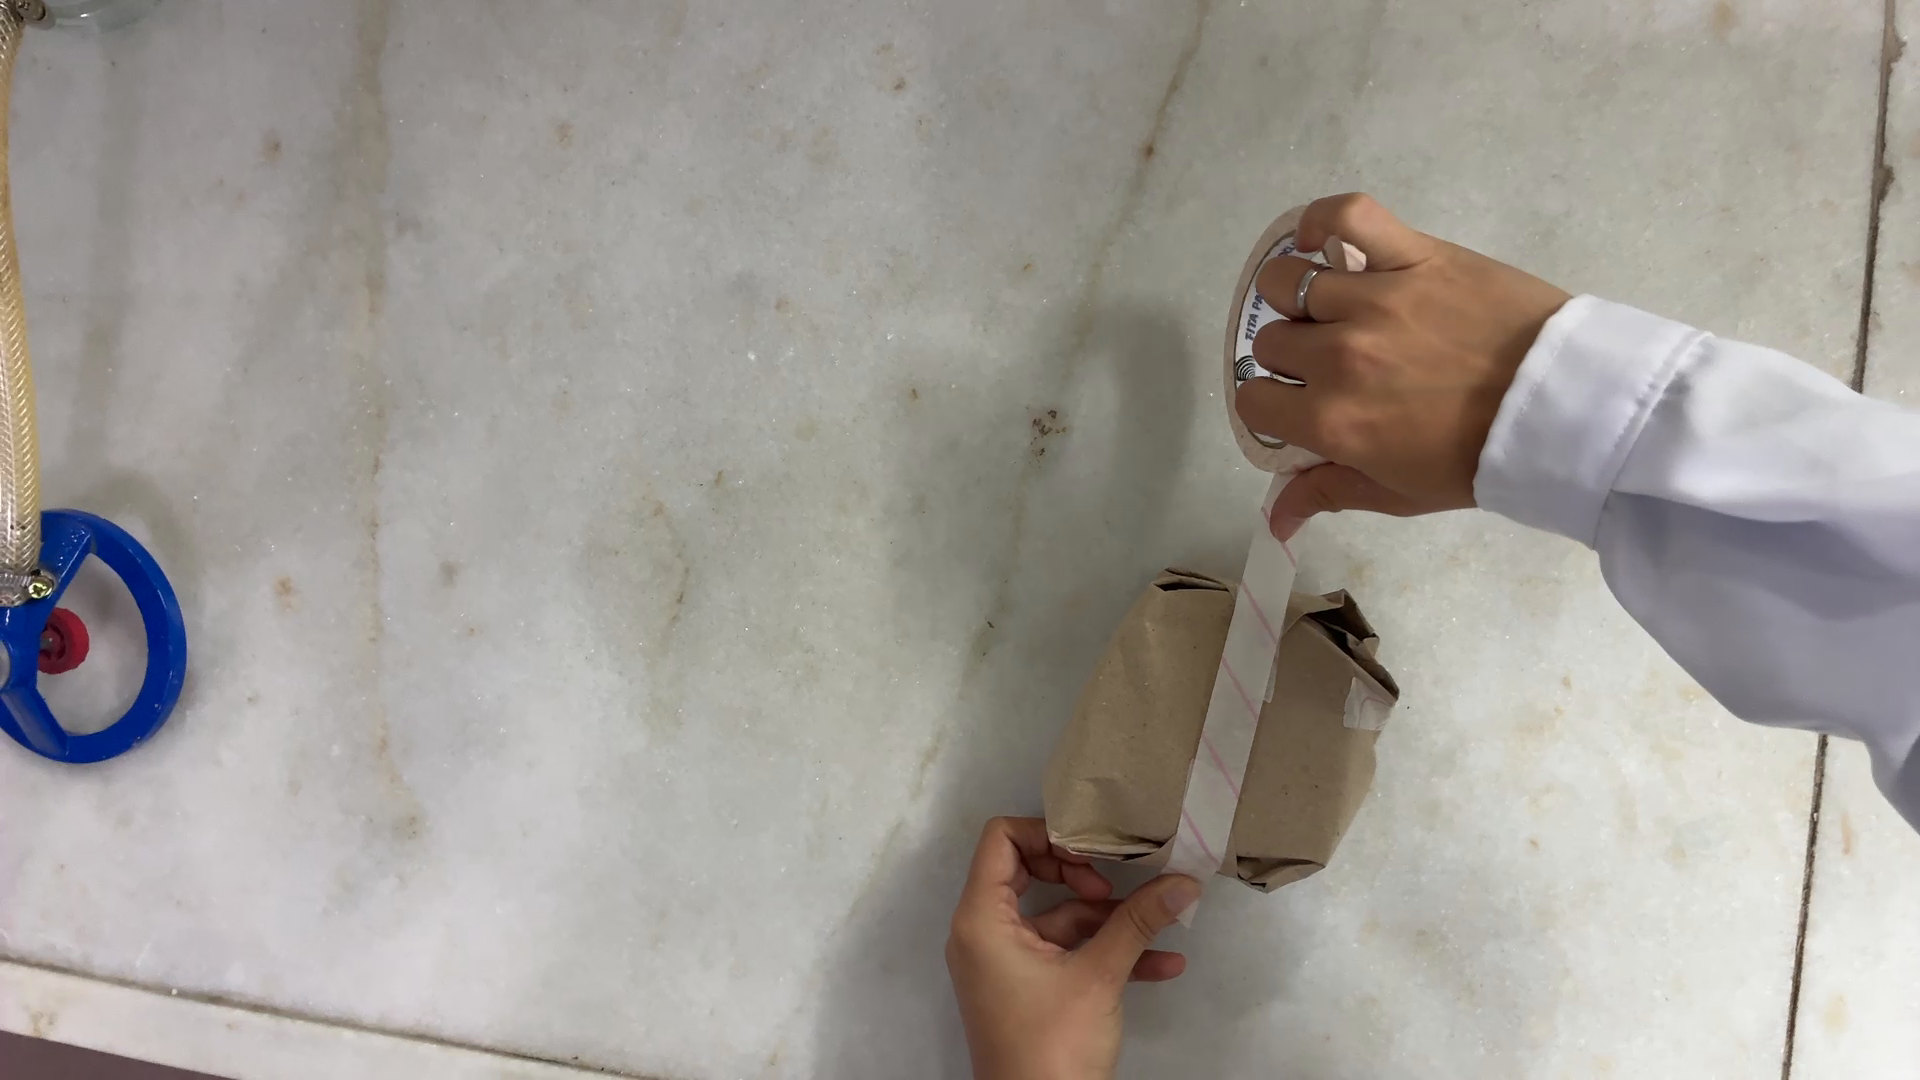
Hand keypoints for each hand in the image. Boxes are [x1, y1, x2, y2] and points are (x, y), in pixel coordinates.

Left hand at [945, 817, 1199, 1079]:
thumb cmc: (1054, 1045)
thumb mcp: (1098, 977)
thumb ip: (1138, 922)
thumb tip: (1184, 882)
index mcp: (982, 916)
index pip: (1001, 838)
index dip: (1045, 834)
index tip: (1088, 854)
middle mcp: (984, 930)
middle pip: (1024, 868)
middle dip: (1076, 872)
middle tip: (1110, 886)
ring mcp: (1005, 959)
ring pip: (1054, 914)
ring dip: (1104, 917)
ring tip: (1154, 921)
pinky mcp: (1026, 985)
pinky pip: (1062, 951)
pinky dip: (1101, 950)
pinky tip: (1163, 964)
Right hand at [1234, 193, 1571, 538]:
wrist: (1566, 407)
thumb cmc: (1476, 458)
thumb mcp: (1395, 493)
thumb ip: (1324, 496)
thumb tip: (1272, 522)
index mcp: (1329, 422)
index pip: (1252, 401)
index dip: (1267, 405)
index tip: (1293, 404)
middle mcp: (1337, 359)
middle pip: (1268, 344)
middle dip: (1288, 358)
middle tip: (1326, 363)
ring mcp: (1373, 301)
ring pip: (1286, 285)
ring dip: (1294, 300)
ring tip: (1323, 308)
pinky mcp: (1414, 257)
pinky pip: (1347, 216)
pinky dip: (1319, 220)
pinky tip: (1312, 239)